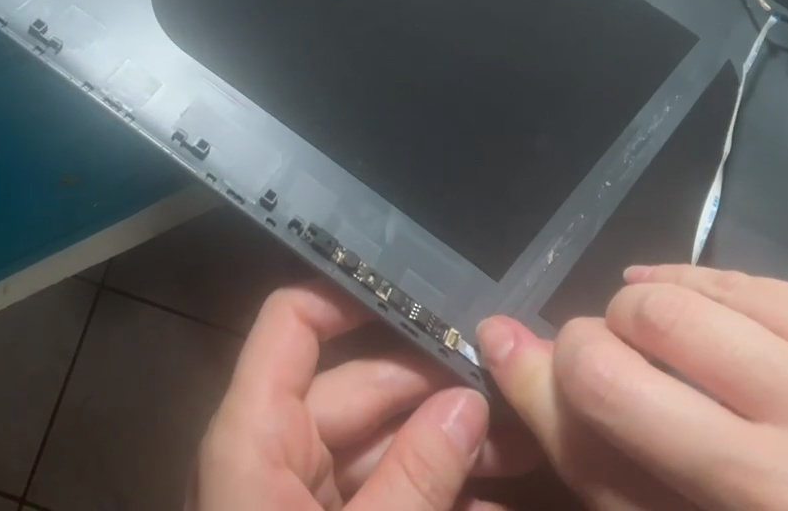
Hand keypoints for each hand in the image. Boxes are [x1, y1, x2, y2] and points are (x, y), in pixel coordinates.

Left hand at [192, 281, 523, 510]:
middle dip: (438, 387)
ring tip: (530, 444)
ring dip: (453, 443)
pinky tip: (501, 499)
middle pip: (360, 386)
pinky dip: (441, 493)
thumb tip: (468, 401)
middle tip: (516, 391)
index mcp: (257, 433)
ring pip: (385, 445)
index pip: (294, 325)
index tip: (430, 297)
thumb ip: (415, 476)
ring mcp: (306, 499)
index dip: (352, 296)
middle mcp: (278, 453)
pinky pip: (390, 496)